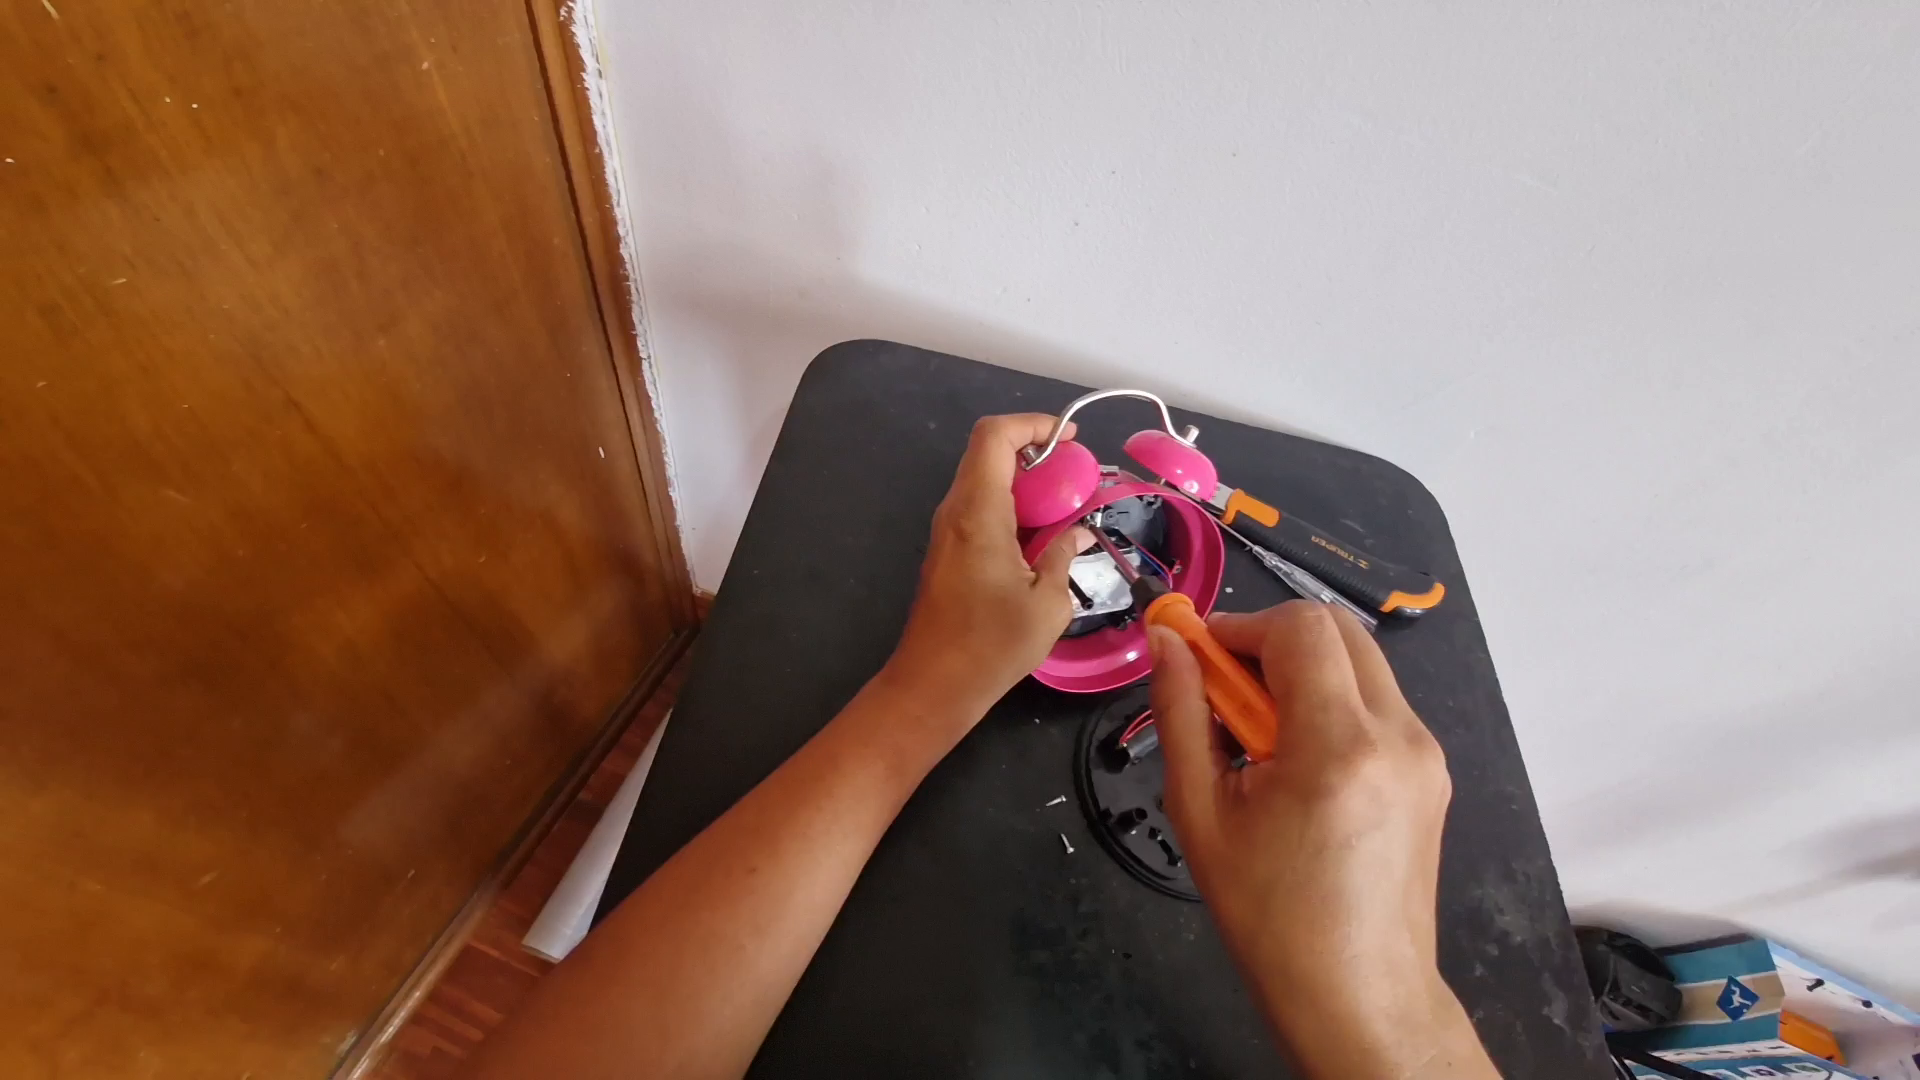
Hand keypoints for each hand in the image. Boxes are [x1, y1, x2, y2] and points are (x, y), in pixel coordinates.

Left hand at [882, 414, 1090, 721]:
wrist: (934, 684)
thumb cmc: (992, 645)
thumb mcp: (1048, 603)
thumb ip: (1064, 556)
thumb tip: (1077, 533)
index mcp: (978, 513)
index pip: (994, 436)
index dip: (1033, 425)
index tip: (1071, 442)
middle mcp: (956, 511)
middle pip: (988, 452)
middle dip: (1035, 451)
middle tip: (1075, 476)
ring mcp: (947, 530)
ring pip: (983, 480)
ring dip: (1024, 482)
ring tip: (1064, 506)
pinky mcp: (947, 550)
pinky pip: (979, 508)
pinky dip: (1010, 506)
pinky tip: (1039, 535)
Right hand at [1149, 602, 1497, 1077]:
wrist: (1360, 994)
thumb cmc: (1267, 910)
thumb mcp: (1199, 808)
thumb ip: (1180, 712)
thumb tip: (1167, 642)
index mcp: (1338, 746)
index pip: (1299, 628)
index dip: (1240, 626)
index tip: (1200, 656)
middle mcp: (1397, 735)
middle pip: (1335, 627)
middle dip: (1269, 636)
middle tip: (1225, 684)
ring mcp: (1425, 751)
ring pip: (1357, 657)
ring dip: (1299, 666)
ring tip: (1257, 726)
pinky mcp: (1431, 768)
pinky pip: (1374, 696)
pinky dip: (1327, 695)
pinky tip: (1295, 751)